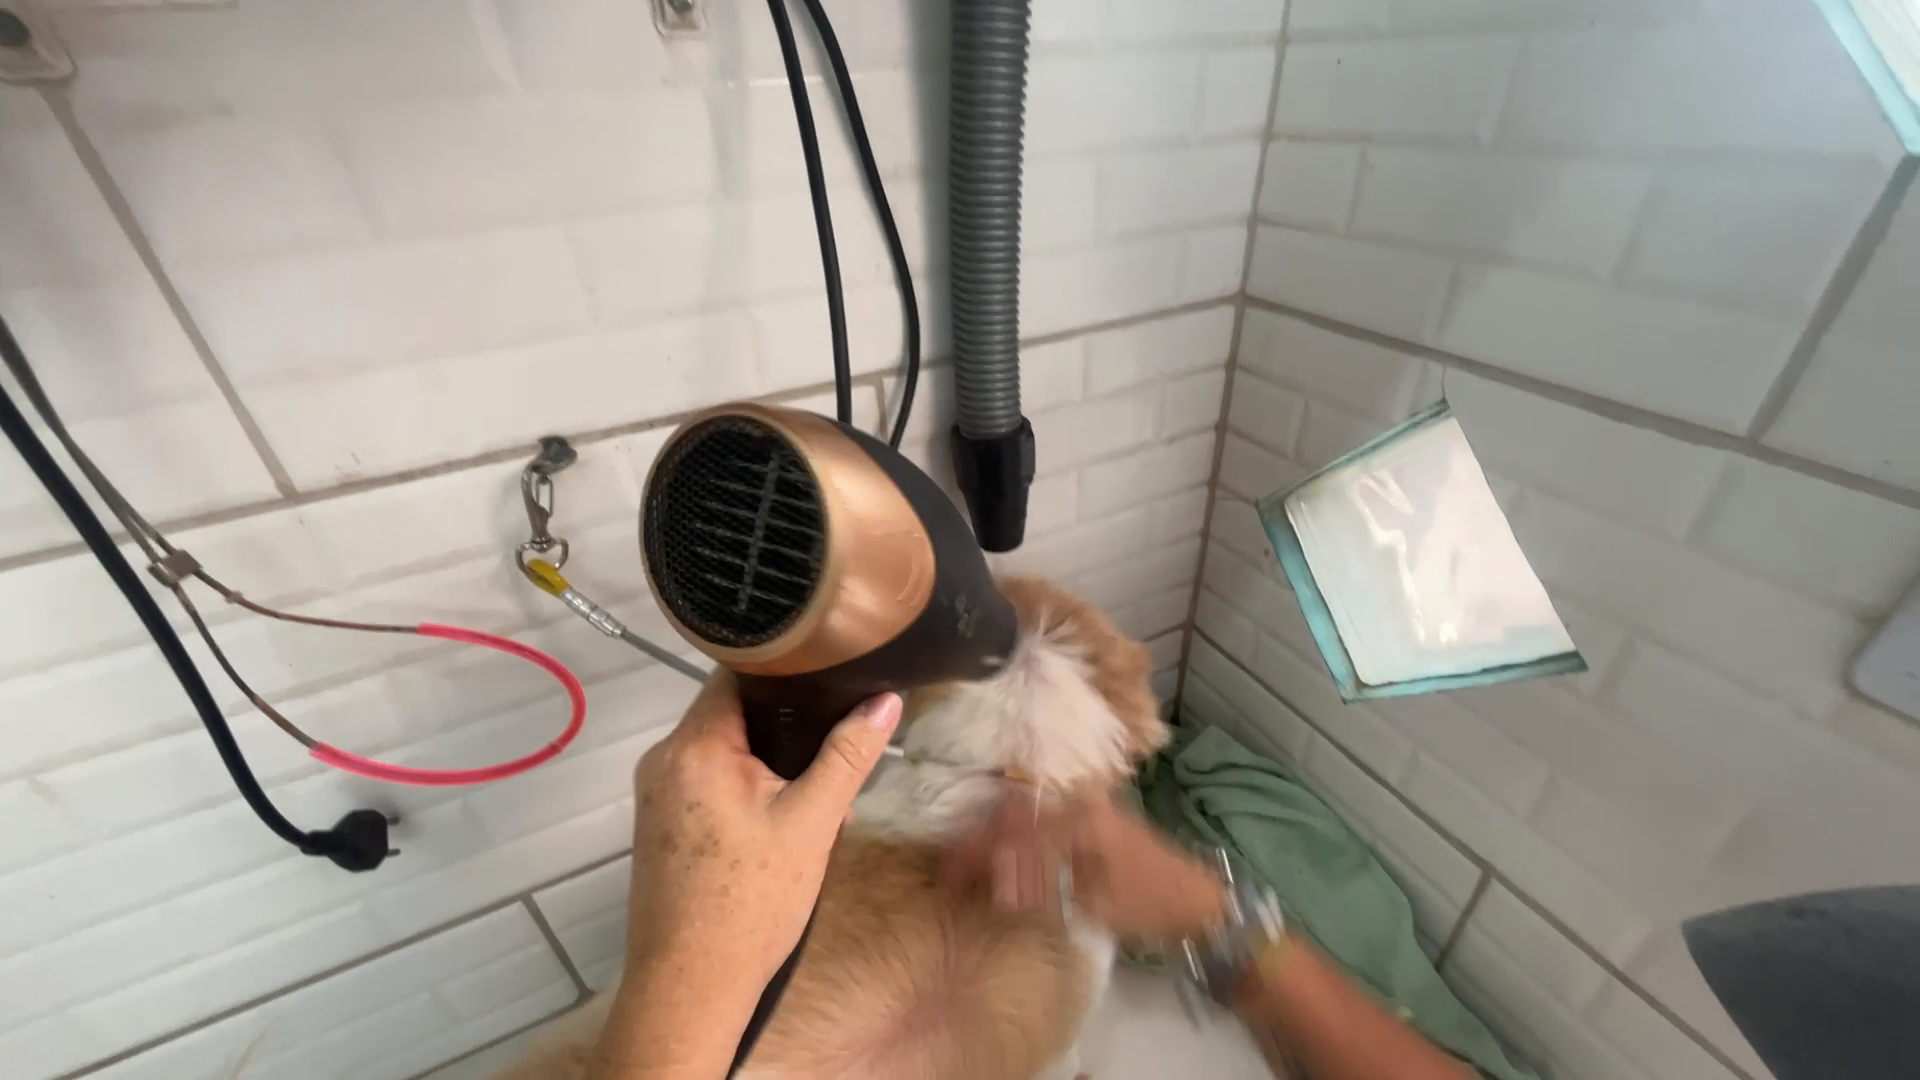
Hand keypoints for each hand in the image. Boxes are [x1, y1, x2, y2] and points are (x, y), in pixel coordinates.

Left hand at [600, 673, 900, 1073]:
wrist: (691, 989)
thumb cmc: (751, 901)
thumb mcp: (812, 822)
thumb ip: (848, 755)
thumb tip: (887, 701)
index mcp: (694, 746)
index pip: (736, 672)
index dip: (783, 663)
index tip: (826, 665)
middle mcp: (665, 758)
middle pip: (731, 708)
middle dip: (785, 719)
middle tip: (833, 734)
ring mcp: (657, 792)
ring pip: (723, 745)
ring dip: (768, 755)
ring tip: (816, 777)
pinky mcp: (662, 820)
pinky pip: (709, 776)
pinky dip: (746, 780)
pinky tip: (783, 810)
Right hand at [946, 788, 1227, 939]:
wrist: (1195, 898)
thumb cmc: (1148, 902)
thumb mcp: (1095, 903)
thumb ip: (1042, 886)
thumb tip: (994, 881)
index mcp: (1080, 819)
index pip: (1015, 832)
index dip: (980, 851)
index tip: (951, 870)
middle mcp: (1079, 801)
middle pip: (1017, 816)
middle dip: (982, 838)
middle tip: (953, 863)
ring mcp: (1086, 804)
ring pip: (1027, 816)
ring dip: (998, 837)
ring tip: (970, 858)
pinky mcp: (1091, 815)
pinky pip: (1044, 820)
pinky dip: (1021, 837)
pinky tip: (1004, 851)